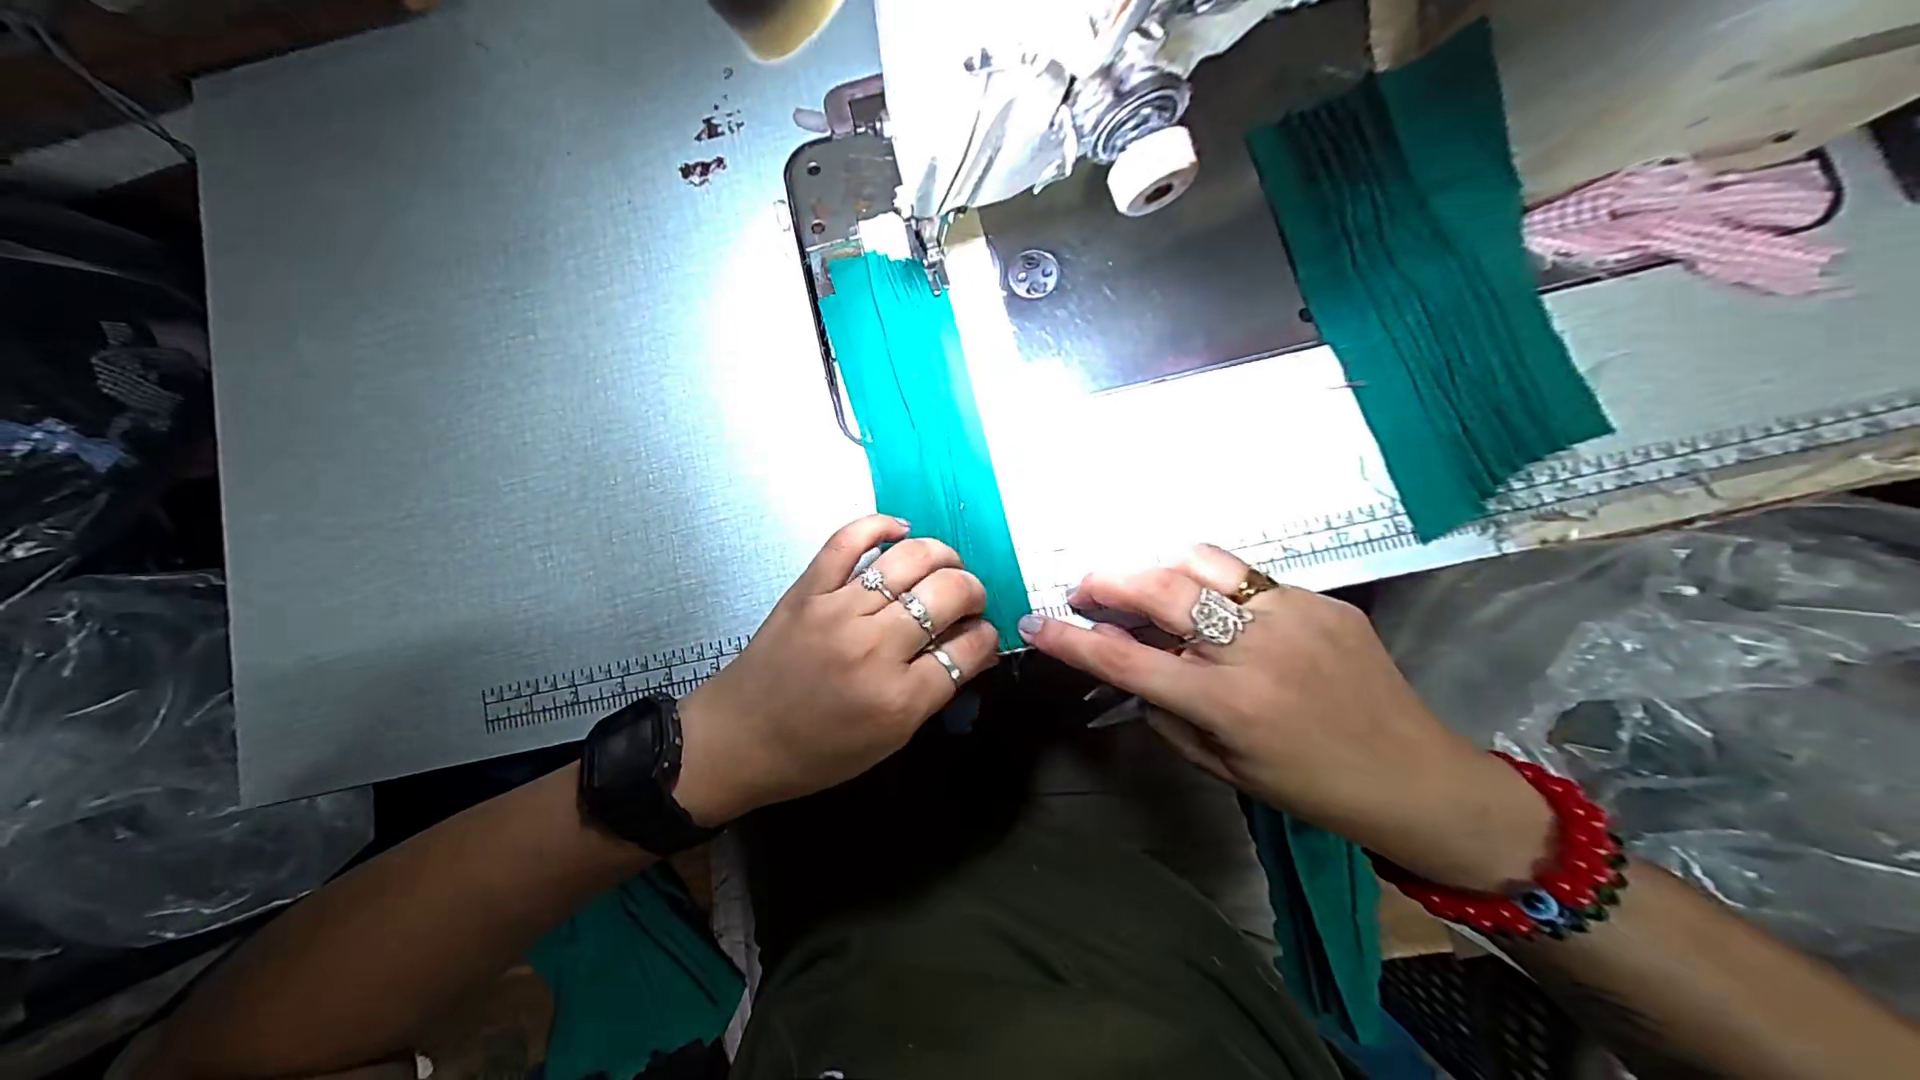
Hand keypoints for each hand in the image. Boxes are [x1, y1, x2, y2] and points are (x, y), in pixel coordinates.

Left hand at [671, 515, 999, 825]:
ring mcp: (839, 611)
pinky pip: (848, 540)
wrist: (739, 739)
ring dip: (943, 555)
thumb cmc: (818, 752)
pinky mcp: (808, 589)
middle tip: (968, 600)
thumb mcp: (890, 739)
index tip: (982, 633)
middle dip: (974, 591)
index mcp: (900, 698)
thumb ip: (937, 691)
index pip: (970, 647)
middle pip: (950, 593)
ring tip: (946, 565)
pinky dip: (879, 525)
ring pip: (911, 559)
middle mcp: (875, 648)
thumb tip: (977, 648)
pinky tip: (899, 530)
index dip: (987, 635)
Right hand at [1017, 544, 1552, 891]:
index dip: (1072, 640)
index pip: (1127, 662)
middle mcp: (1256, 648)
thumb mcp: (1221, 763)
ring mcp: (1294, 613)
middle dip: (1107, 581)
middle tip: (1085, 589)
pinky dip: (1216, 590)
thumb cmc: (1308, 787)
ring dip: (1160, 568)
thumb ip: (1165, 710)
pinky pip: (1250, 580)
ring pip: (1204, 561)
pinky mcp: (1324, 599)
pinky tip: (1221, 613)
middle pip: (1160, 589)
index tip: (1036, 623)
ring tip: (1147, 588)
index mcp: (1227, 704)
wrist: (1414, 776)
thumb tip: (1129, 662)